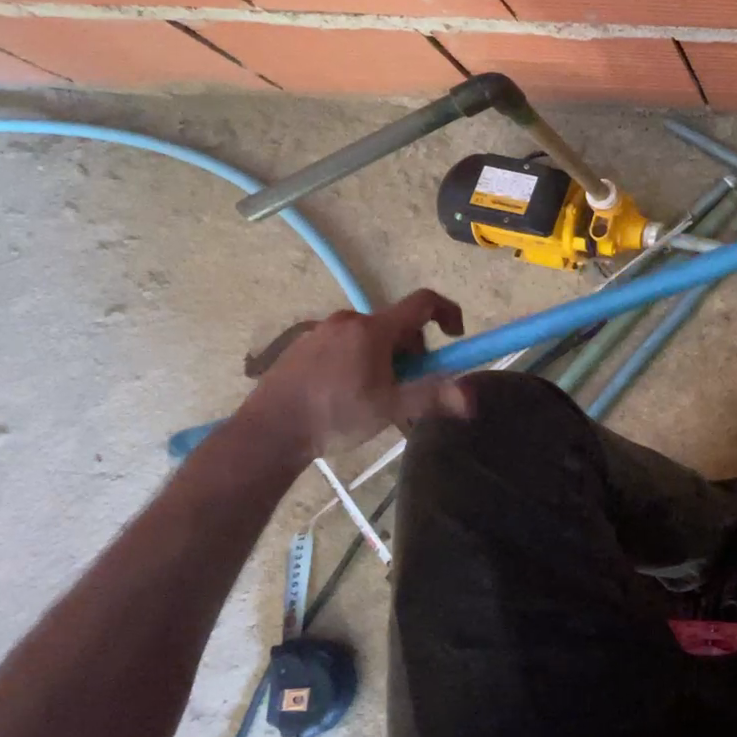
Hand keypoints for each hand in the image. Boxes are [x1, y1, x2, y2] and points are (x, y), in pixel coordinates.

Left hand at [239, 289, 468, 461]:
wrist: (265, 435)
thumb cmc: (333, 417)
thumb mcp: (390, 409)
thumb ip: (433, 396)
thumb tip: (472, 399)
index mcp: (373, 329)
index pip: (424, 302)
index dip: (448, 312)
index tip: (455, 336)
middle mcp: (347, 321)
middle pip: (397, 324)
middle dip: (412, 349)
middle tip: (408, 382)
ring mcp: (320, 332)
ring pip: (369, 335)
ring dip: (384, 356)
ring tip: (375, 392)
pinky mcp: (300, 347)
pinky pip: (342, 344)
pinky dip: (356, 360)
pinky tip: (344, 393)